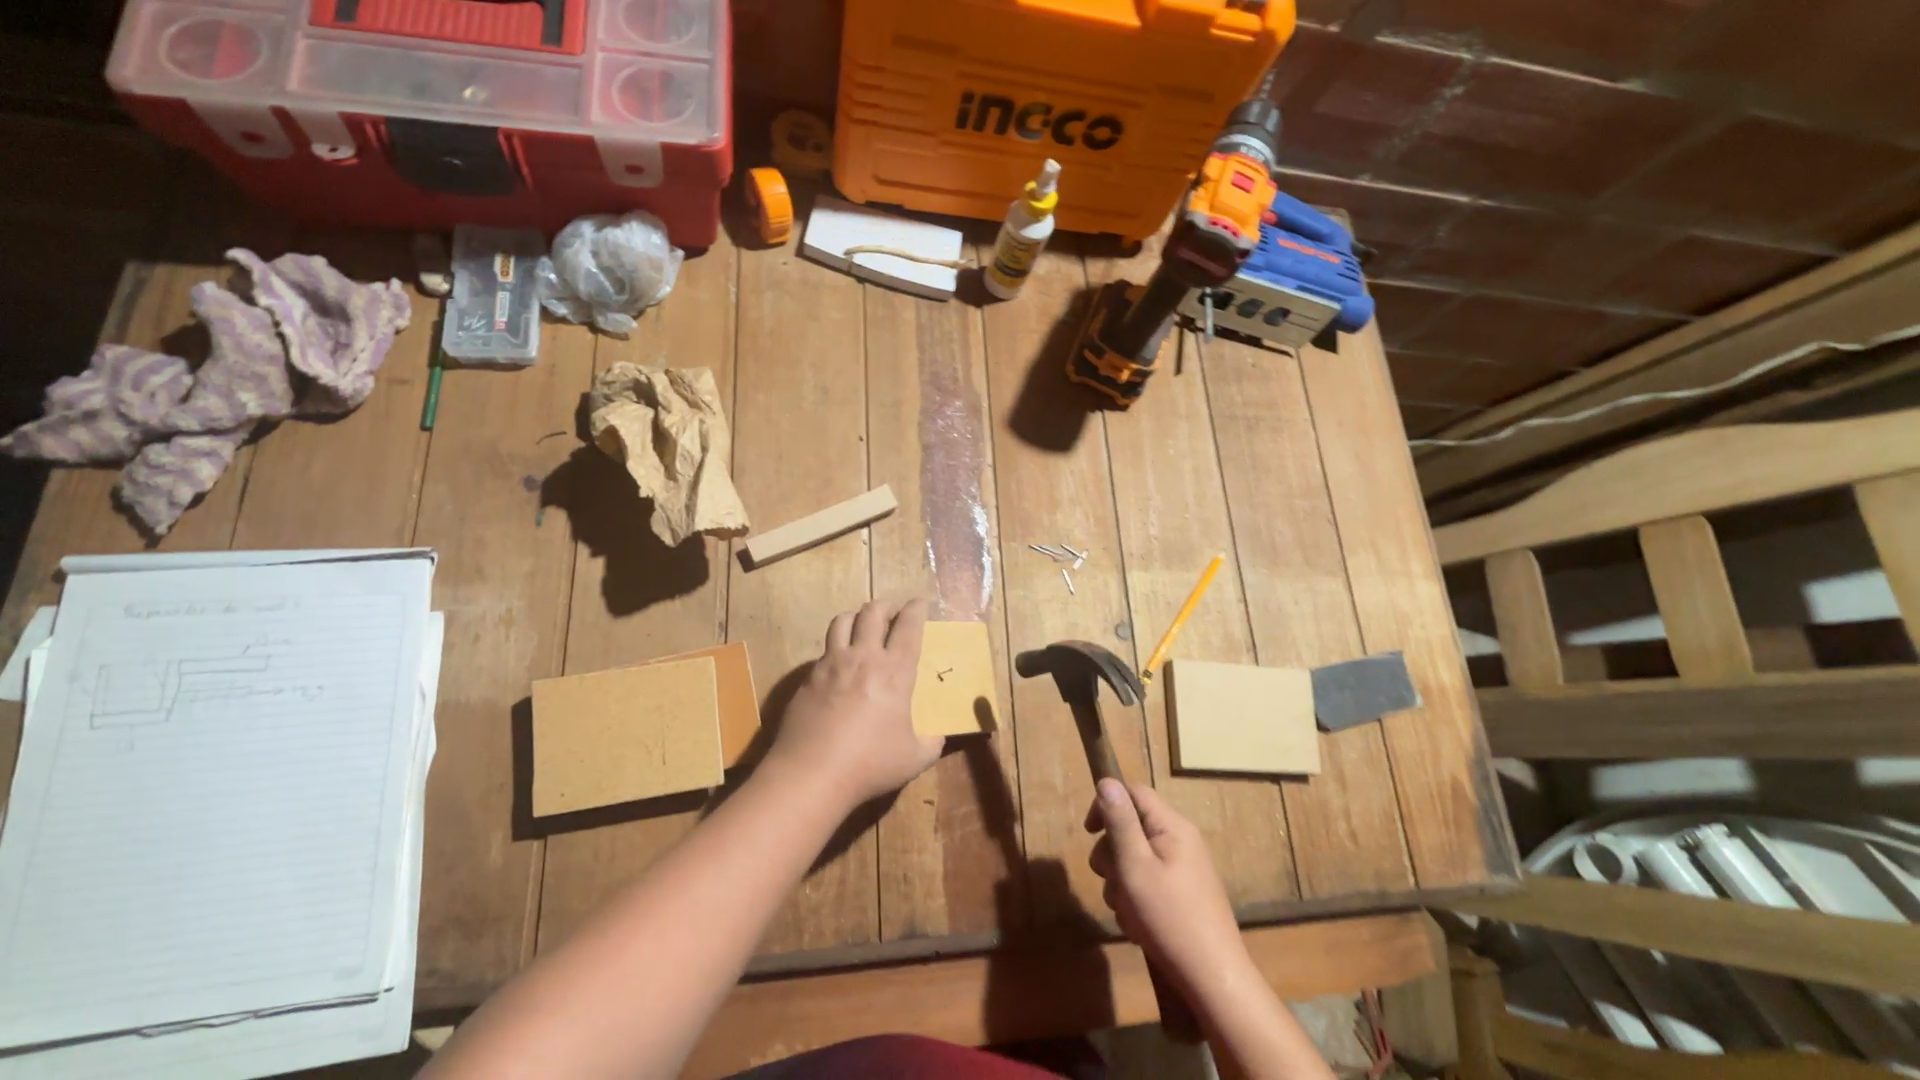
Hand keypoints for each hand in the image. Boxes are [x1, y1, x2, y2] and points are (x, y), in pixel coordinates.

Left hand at [764, 599, 943, 807]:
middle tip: (891, 610)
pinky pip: (824, 650)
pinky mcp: (807, 678)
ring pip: (842, 622)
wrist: (812, 773)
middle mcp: (863, 658)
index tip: (919, 602)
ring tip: (862, 624)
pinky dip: (835, 647)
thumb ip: (931, 744)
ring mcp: (831, 665)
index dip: (916, 610)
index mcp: (894, 672)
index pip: (908, 628)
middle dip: (885, 605)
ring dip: (856, 616)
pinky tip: (838, 663)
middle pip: (872, 613)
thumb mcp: (914, 759)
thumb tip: (938, 737)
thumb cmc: (870, 764)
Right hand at [1086, 778, 1248, 998]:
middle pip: (1130, 827)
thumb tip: (1106, 781)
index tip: (1088, 832)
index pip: (1134, 792)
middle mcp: (1179, 841)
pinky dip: (1134, 899)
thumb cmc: (1169, 917)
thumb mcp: (1135, 867)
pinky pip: (1146, 882)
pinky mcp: (1180, 893)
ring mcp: (1182, 868)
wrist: (1210, 975)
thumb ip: (1120, 823)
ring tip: (1128, 910)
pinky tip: (1138, 923)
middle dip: (1111, 855)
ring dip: (1120, 882)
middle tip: (1113, 883)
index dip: (1106, 805)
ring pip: (1134, 859)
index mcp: (1172, 827)